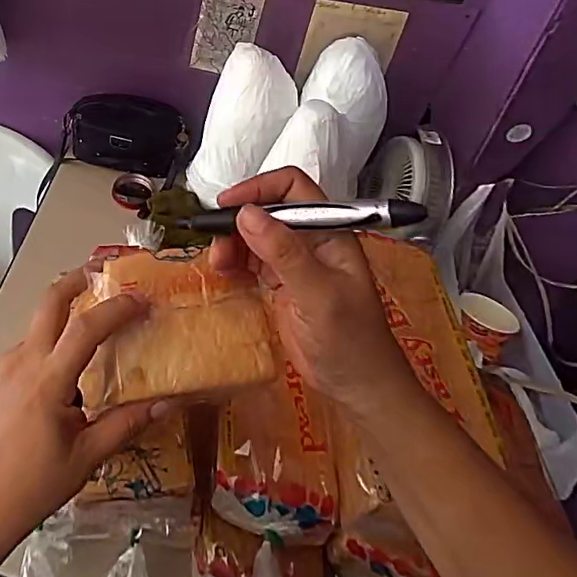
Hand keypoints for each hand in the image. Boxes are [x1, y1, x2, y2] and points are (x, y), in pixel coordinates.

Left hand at [0, 268, 174, 562]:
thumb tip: (166, 403)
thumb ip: (126, 425)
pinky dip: (53, 340)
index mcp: (46, 382)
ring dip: (67, 312)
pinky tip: (68, 365)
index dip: (115, 308)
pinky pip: (31, 345)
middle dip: (78, 278)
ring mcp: (5, 365)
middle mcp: (23, 362)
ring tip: (96, 323)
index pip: (84, 328)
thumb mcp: (85, 459)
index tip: (141, 299)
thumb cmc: (30, 487)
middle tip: (105, 271)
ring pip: (40, 322)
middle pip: (50, 300)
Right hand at [209, 167, 424, 422]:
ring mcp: (295, 260)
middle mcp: (310, 238)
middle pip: (266, 209)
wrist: (359, 388)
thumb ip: (283, 253)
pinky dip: (233, 261)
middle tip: (216, 241)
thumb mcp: (318, 294)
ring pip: (254, 234)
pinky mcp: (281, 282)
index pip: (292, 187)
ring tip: (218, 263)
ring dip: (231, 242)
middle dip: (238, 219)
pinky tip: (224, 272)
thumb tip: (246, 213)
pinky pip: (250, 260)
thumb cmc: (350, 340)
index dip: (259, 188)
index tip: (229, 204)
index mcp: (328, 230)